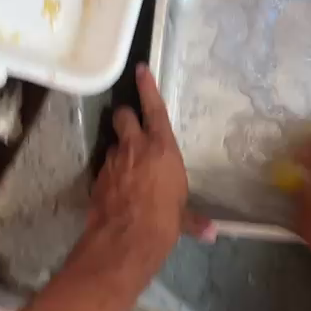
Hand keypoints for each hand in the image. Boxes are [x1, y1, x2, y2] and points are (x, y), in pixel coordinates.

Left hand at [72, 65, 211, 287]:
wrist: (124, 240)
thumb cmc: (163, 222)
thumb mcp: (182, 218)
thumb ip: (194, 220)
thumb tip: (212, 233)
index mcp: (162, 149)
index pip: (154, 109)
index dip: (147, 87)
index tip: (140, 69)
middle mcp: (135, 148)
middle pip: (124, 116)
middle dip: (126, 117)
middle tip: (130, 124)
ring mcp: (113, 161)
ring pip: (114, 143)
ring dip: (120, 149)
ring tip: (127, 165)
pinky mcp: (97, 178)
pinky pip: (106, 167)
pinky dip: (112, 173)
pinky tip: (117, 188)